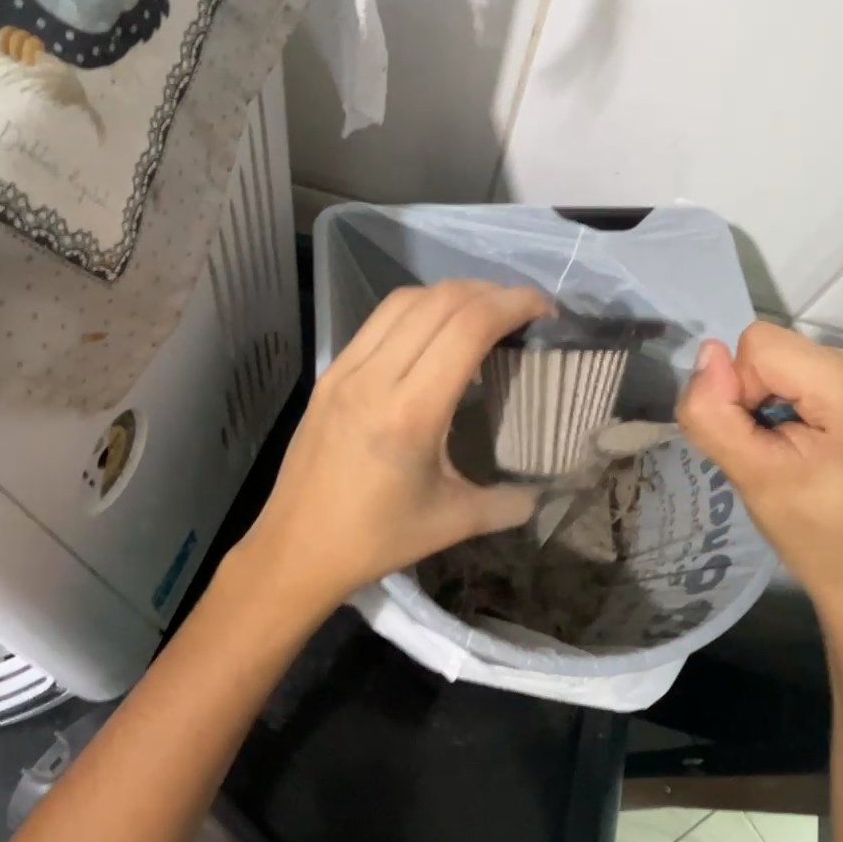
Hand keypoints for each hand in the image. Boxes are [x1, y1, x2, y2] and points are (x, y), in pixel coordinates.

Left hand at [234, 280, 551, 611]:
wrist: (295, 549)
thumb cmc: (375, 540)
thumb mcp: (452, 522)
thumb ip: (508, 504)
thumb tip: (547, 494)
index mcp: (410, 413)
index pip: (468, 327)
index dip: (513, 304)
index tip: (544, 311)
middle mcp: (374, 378)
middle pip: (439, 301)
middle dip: (489, 292)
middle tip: (521, 312)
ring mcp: (345, 371)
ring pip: (404, 302)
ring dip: (451, 296)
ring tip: (482, 315)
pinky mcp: (328, 375)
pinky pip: (377, 322)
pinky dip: (416, 313)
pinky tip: (435, 338)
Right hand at [675, 321, 842, 615]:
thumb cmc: (810, 531)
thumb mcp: (747, 474)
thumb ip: (713, 411)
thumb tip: (708, 352)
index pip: (764, 345)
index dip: (744, 391)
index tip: (764, 441)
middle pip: (793, 353)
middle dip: (775, 396)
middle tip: (790, 452)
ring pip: (816, 362)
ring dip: (802, 400)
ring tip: (817, 451)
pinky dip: (830, 402)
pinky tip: (842, 441)